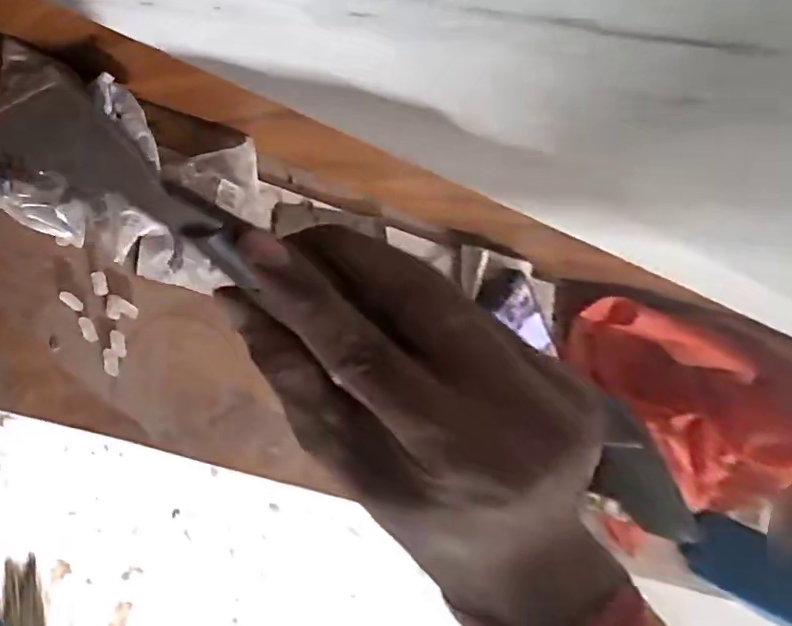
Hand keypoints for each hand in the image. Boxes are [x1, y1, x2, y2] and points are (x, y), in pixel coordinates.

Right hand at [221, 226, 628, 625]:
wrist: (526, 550)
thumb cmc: (410, 509)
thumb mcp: (334, 452)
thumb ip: (285, 371)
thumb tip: (234, 297)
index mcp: (453, 450)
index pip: (362, 350)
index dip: (301, 290)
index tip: (250, 243)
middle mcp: (516, 407)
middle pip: (410, 291)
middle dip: (332, 254)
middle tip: (275, 249)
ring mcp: (550, 378)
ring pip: (430, 282)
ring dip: (359, 263)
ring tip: (312, 270)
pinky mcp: (557, 361)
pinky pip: (452, 298)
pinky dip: (394, 286)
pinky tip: (371, 305)